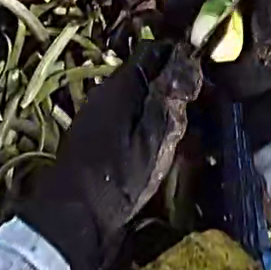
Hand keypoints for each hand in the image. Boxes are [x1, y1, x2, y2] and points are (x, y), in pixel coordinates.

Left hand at [16, 40, 200, 269]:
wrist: (71, 218)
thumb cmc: (117, 178)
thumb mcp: (154, 138)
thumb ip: (170, 98)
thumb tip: (186, 60)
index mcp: (122, 86)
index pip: (153, 51)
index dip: (179, 56)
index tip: (200, 74)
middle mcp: (105, 91)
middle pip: (142, 72)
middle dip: (169, 82)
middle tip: (195, 103)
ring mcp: (94, 112)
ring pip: (132, 94)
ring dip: (155, 102)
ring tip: (180, 124)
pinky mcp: (89, 133)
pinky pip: (121, 113)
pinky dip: (140, 119)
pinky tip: (152, 142)